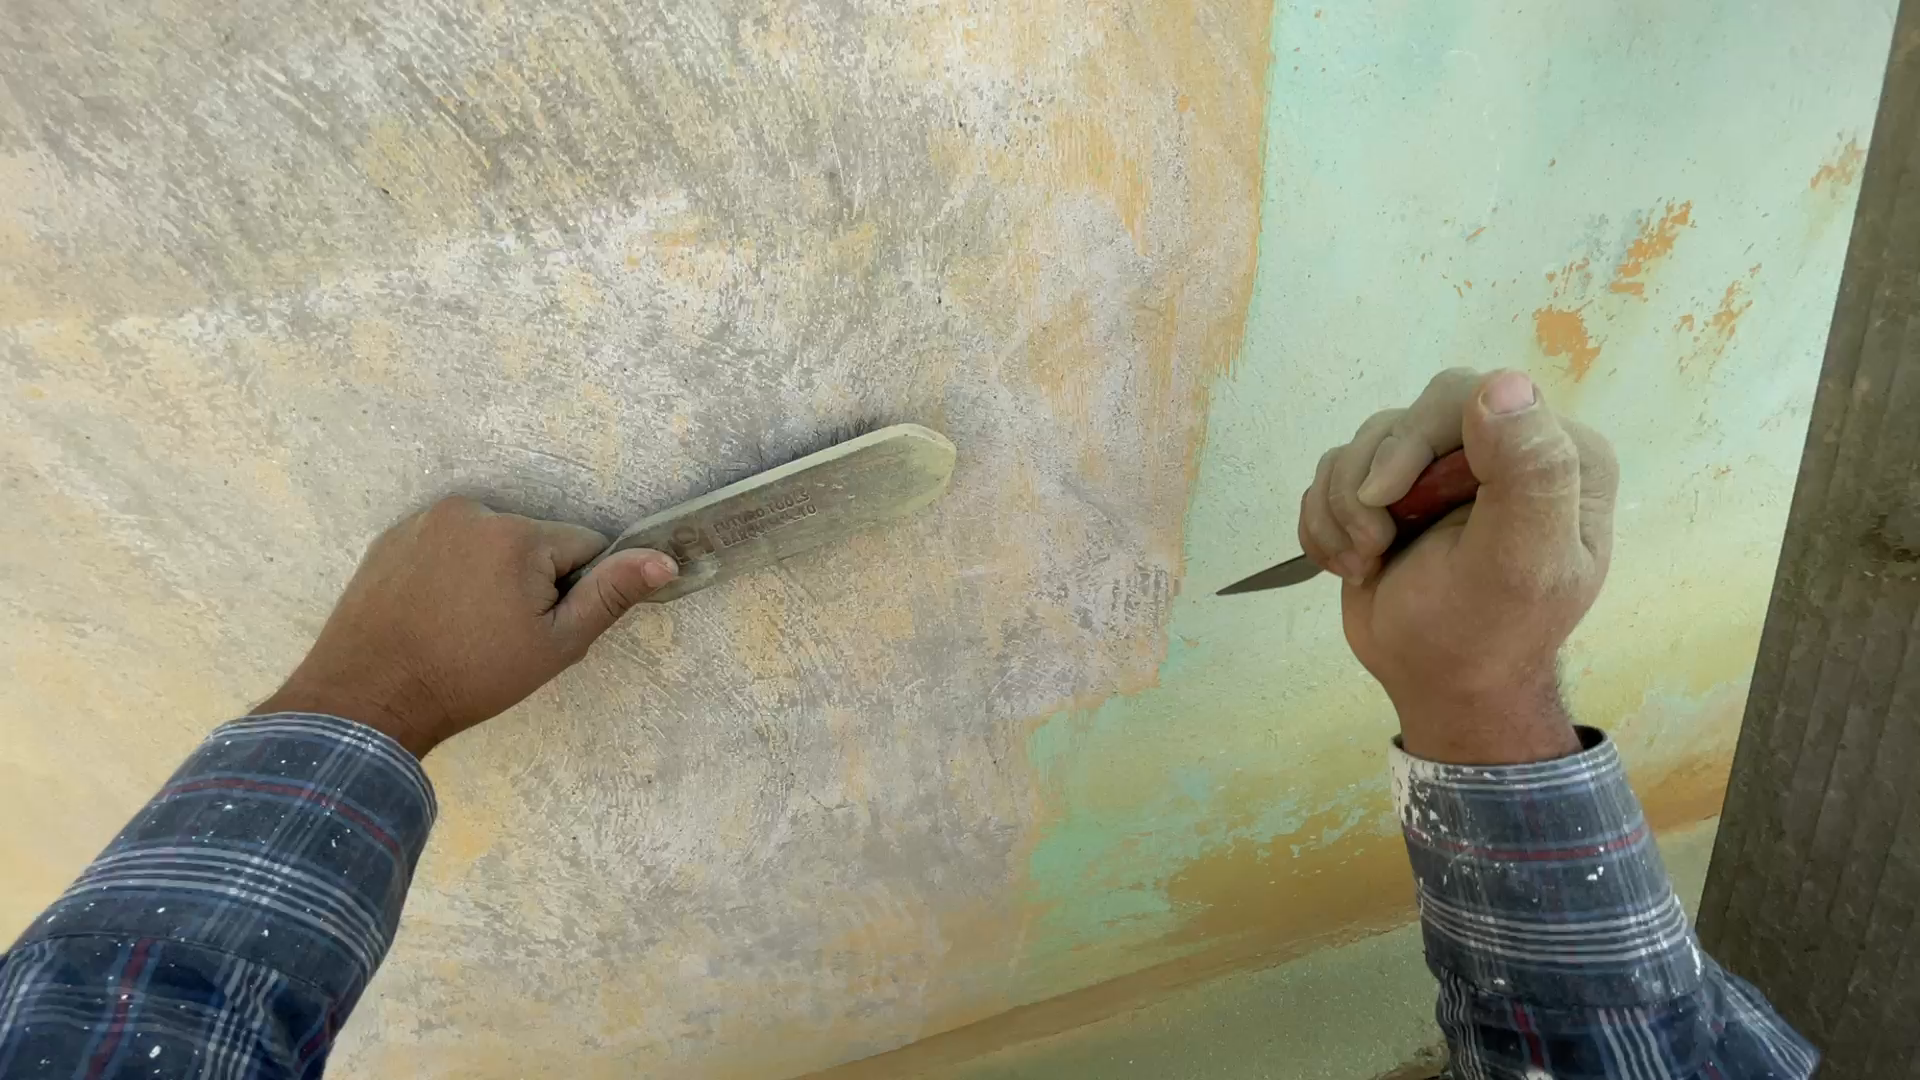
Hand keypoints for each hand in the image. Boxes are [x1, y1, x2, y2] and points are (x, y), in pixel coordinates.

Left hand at [254, 497, 677, 757]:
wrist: (364, 702)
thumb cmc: (472, 675)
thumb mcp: (559, 643)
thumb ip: (612, 593)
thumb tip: (665, 559)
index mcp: (517, 534)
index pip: (586, 547)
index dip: (578, 589)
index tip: (543, 625)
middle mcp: (472, 510)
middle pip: (541, 542)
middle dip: (538, 578)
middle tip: (506, 629)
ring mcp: (425, 519)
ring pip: (499, 541)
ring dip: (500, 571)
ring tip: (469, 621)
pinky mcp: (393, 535)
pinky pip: (455, 543)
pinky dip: (459, 567)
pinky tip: (439, 609)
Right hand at [1297, 369, 1617, 764]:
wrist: (1434, 682)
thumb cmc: (1484, 631)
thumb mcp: (1517, 561)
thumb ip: (1527, 473)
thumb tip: (1503, 383)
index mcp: (1548, 455)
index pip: (1459, 398)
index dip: (1408, 442)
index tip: (1385, 502)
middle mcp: (1488, 452)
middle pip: (1394, 422)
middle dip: (1363, 489)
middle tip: (1371, 545)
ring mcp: (1429, 475)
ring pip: (1351, 452)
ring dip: (1339, 514)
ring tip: (1362, 563)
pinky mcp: (1380, 497)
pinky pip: (1325, 480)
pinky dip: (1321, 524)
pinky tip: (1347, 564)